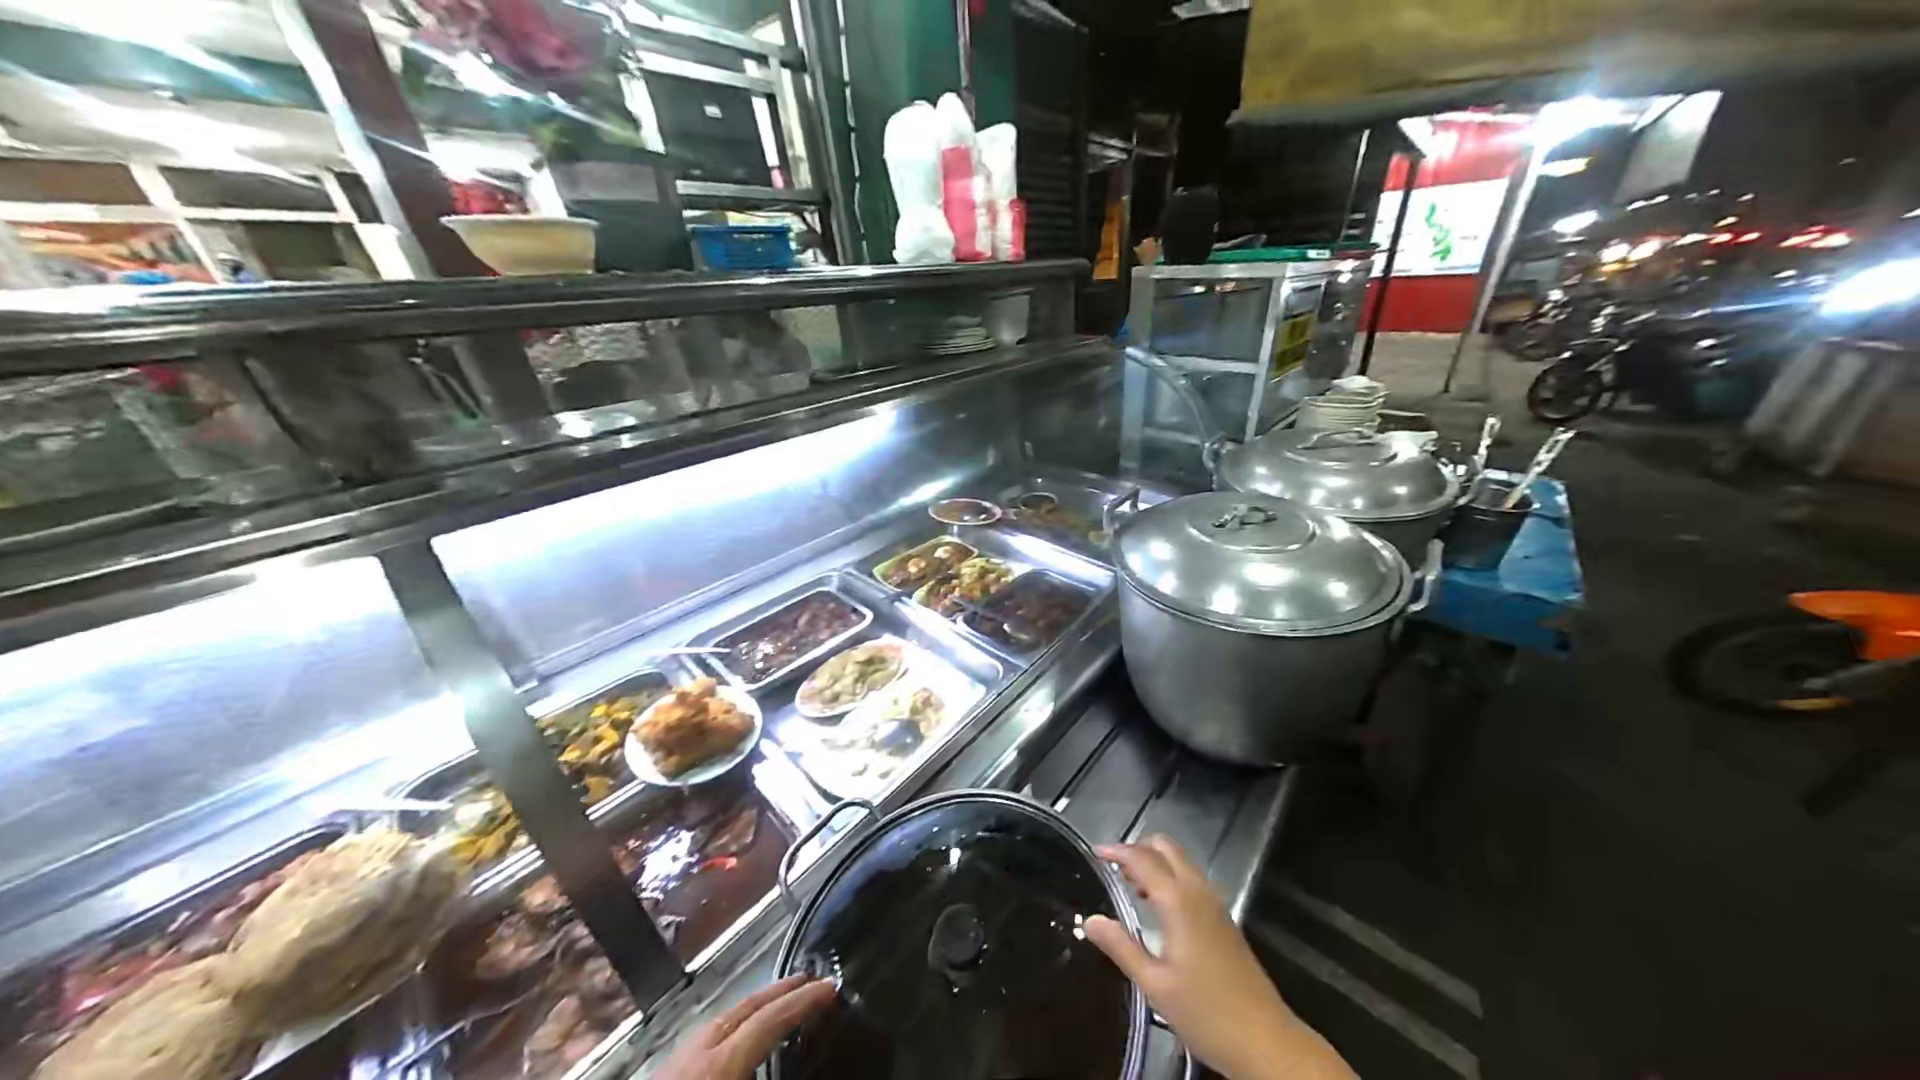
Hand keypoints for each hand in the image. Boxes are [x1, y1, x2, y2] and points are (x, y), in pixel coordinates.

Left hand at [653, 975, 835, 1079]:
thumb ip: (762, 1077)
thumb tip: (806, 1070)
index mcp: (718, 1069)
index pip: (768, 1022)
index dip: (802, 1003)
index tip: (830, 988)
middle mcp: (693, 1058)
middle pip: (742, 1010)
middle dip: (778, 992)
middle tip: (809, 981)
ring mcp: (672, 1068)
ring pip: (719, 1023)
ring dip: (753, 1009)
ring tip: (778, 1005)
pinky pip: (704, 1042)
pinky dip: (731, 1030)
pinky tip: (736, 1045)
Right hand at [1084, 836, 1355, 1079]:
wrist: (1268, 1042)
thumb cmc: (1207, 1014)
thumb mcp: (1155, 985)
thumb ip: (1121, 947)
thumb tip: (1090, 920)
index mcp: (1179, 902)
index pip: (1142, 859)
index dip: (1116, 851)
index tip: (1094, 852)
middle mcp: (1198, 892)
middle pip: (1166, 848)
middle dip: (1137, 848)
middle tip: (1112, 867)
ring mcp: (1216, 905)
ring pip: (1181, 862)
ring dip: (1155, 862)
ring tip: (1129, 884)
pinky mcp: (1225, 920)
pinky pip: (1192, 880)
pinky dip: (1170, 877)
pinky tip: (1157, 906)